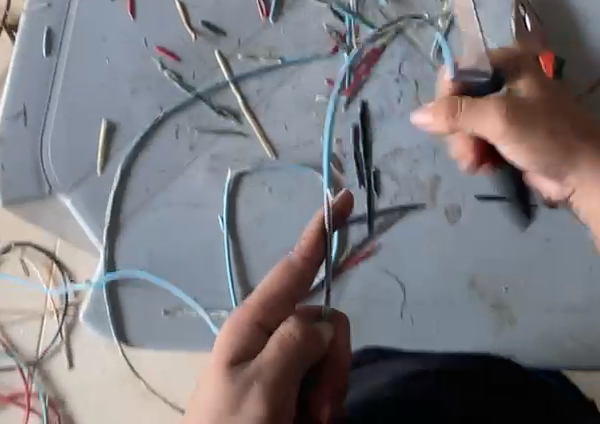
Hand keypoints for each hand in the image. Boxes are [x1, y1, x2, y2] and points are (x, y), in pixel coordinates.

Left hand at [183, 191, 353, 423]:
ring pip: (333, 356)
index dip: (322, 231)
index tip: (345, 196)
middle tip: (314, 409)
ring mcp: (282, 367)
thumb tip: (320, 324)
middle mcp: (271, 337)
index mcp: (254, 323)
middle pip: (326, 323)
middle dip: (332, 365)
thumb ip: (296, 343)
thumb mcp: (260, 388)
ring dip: (330, 392)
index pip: (295, 266)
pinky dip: (326, 407)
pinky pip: (328, 385)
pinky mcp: (292, 394)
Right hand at [410, 45, 599, 203]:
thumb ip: (456, 113)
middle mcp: (506, 80)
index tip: (443, 124)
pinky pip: (478, 139)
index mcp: (508, 62)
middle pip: (459, 98)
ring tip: (476, 165)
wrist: (588, 176)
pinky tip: (484, 168)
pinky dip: (477, 154)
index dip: (446, 96)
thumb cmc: (548, 135)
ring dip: (466, 145)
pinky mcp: (510, 136)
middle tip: (467, 154)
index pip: (459, 69)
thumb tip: (415, 115)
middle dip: (458, 128)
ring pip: (466, 122)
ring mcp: (508, 109)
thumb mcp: (499, 119)